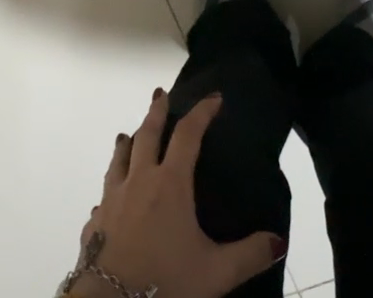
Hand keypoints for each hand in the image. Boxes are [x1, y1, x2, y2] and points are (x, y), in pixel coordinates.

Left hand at [69, 89, 283, 297]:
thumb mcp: (216, 272)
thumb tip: (278, 241)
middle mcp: (138, 182)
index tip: (214, 97)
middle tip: (160, 93)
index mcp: (170, 184)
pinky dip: (111, 188)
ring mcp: (111, 200)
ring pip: (118, 160)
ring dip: (126, 143)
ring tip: (128, 134)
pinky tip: (110, 196)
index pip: (187, 135)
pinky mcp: (94, 223)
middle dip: (156, 112)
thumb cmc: (166, 282)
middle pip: (146, 135)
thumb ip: (250, 254)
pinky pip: (104, 196)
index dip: (201, 112)